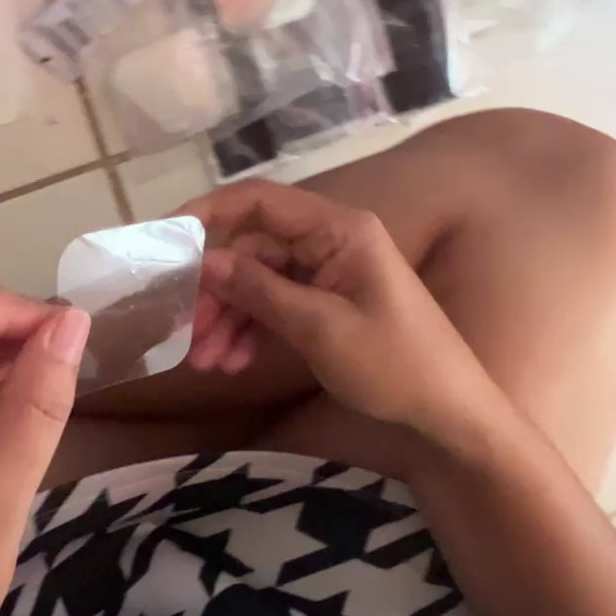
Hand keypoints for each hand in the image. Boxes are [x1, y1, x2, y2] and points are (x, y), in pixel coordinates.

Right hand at [181, 180, 498, 445]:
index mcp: (338, 229)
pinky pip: (275, 303)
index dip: (210, 211)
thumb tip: (204, 261)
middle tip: (187, 331)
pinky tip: (232, 362)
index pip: (261, 200)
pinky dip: (250, 328)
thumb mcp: (320, 328)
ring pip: (258, 279)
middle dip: (216, 288)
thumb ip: (259, 290)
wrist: (448, 414)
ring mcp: (328, 272)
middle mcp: (330, 241)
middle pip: (254, 247)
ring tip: (206, 360)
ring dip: (228, 316)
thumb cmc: (394, 364)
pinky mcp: (327, 301)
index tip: (167, 238)